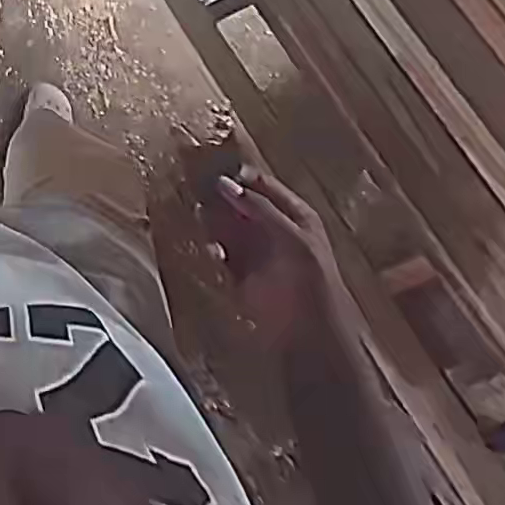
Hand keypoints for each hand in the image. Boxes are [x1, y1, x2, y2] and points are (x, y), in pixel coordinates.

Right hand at [192, 139, 339, 350]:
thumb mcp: (294, 239)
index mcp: (292, 213)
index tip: (207, 166)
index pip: (258, 183)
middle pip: (236, 201)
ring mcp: (253, 248)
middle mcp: (270, 226)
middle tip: (192, 187)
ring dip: (209, 220)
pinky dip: (210, 247)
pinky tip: (213, 252)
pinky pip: (216, 249)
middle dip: (216, 196)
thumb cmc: (312, 283)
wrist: (312, 338)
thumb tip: (223, 183)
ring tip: (200, 218)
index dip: (236, 174)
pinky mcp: (237, 271)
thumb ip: (260, 208)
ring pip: (222, 223)